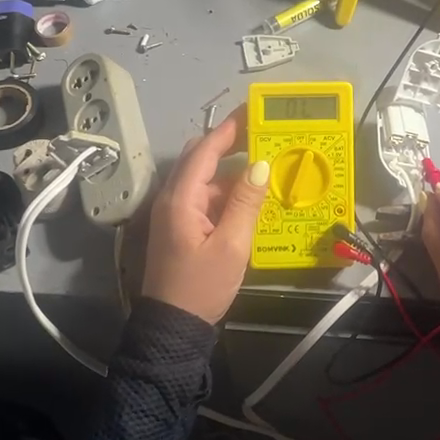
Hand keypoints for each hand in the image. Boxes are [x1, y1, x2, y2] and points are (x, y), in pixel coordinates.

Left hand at [142, 107, 270, 322]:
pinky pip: (205, 198)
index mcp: (180, 198)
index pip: (205, 150)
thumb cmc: (201, 286)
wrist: (173, 327)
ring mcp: (175, 213)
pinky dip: (226, 191)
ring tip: (266, 164)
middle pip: (199, 158)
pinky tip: (251, 197)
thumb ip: (246, 202)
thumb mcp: (231, 245)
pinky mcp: (181, 227)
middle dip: (229, 143)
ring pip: (204, 179)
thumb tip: (261, 164)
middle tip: (263, 135)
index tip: (253, 111)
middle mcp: (173, 198)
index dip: (229, 128)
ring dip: (231, 170)